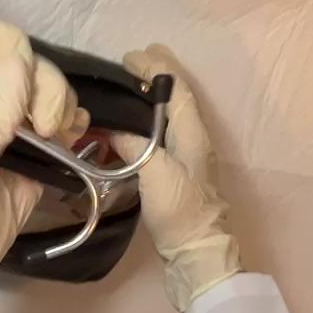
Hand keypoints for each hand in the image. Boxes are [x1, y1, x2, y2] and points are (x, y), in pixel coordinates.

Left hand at [0, 21, 83, 312]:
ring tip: (59, 138)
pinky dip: (76, 126)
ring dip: (64, 106)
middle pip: (32, 67)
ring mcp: (18, 138)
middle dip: (48, 87)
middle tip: (46, 128)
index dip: (12, 49)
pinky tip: (73, 141)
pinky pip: (65, 130)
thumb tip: (21, 62)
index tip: (23, 80)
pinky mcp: (38, 164)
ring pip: (51, 95)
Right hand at [114, 45, 240, 312]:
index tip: (131, 57)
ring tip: (121, 98)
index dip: (155, 68)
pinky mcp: (177, 179)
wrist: (196, 254)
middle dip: (151, 81)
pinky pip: (159, 141)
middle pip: (174, 100)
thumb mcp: (156, 174)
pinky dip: (142, 129)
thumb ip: (136, 146)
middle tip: (123, 72)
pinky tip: (127, 137)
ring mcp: (186, 160)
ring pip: (167, 120)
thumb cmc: (181, 214)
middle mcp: (193, 141)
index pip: (176, 88)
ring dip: (146, 104)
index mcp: (193, 133)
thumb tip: (115, 129)